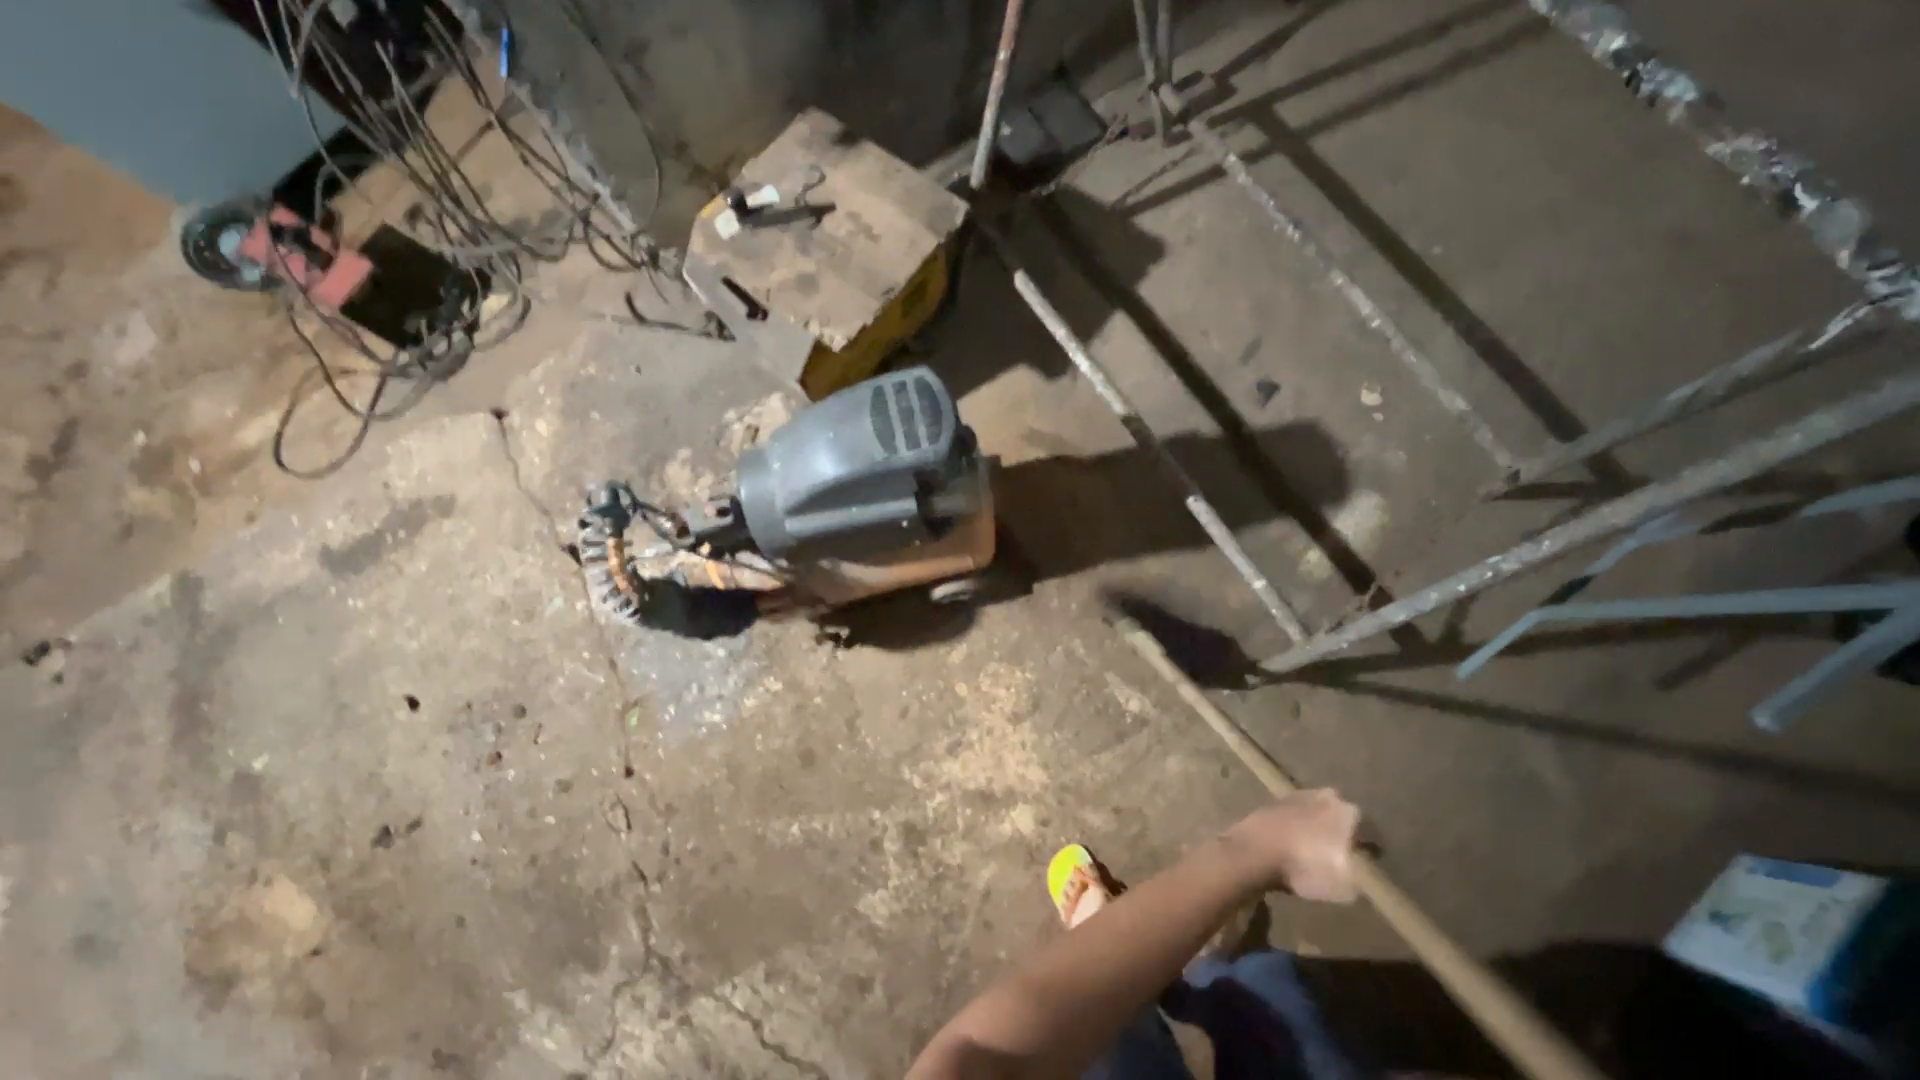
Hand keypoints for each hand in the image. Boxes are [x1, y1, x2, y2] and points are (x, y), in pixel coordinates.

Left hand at [1221, 789, 1360, 902]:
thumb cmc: (1306, 867)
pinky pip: (1294, 818)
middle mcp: (1327, 797)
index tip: (1369, 866)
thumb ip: (1360, 877)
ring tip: (1314, 852)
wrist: (1254, 850)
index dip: (1372, 852)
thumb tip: (1359, 872)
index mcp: (1350, 813)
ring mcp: (1298, 796)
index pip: (1371, 834)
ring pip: (1318, 815)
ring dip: (1318, 829)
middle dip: (1344, 834)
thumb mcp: (1347, 886)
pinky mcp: (1274, 802)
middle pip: (1343, 818)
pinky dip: (1296, 829)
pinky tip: (1293, 845)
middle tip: (1341, 856)